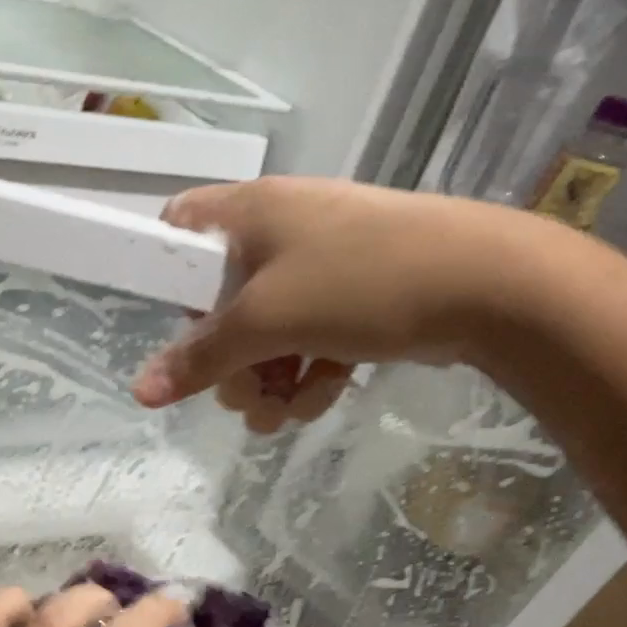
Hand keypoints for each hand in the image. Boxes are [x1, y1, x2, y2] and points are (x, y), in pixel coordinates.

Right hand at [132, 177, 554, 429]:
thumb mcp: (268, 322)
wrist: (487, 284)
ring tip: (284, 415)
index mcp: (250, 212)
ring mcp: (322, 264)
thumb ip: (200, 360)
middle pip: (221, 301)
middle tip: (244, 396)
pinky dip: (307, 373)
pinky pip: (308, 338)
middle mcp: (280, 229)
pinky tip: (320, 401)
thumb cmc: (360, 281)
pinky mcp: (356, 296)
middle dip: (228, 361)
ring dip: (267, 380)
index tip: (181, 326)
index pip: (179, 226)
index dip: (168, 274)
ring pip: (267, 331)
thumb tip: (140, 392)